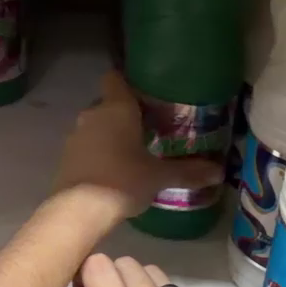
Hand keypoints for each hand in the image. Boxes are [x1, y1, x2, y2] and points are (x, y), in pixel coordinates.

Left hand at [52, 71, 222, 217]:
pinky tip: (114, 168)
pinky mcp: (66, 155)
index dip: (128, 81)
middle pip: (108, 103)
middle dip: (126, 113)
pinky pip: (86, 143)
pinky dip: (98, 150)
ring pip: (96, 124)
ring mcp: (75, 134)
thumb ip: (188, 171)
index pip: (115, 78)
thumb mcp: (159, 176)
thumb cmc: (123, 180)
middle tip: (150, 128)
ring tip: (134, 150)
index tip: (147, 94)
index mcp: (116, 108)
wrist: (78, 209)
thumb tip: (219, 172)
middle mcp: (92, 114)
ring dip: (111, 133)